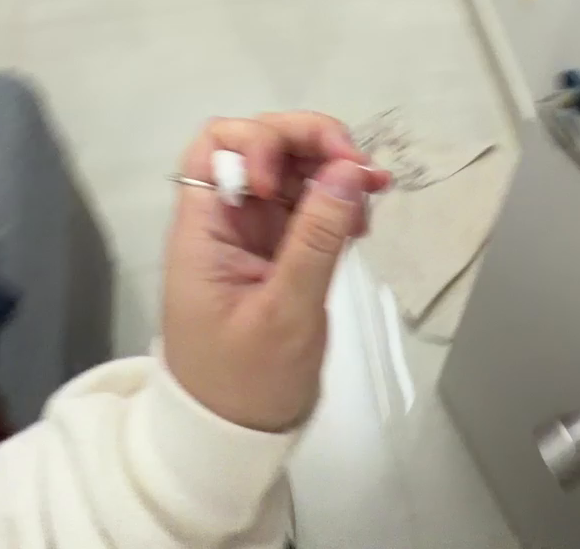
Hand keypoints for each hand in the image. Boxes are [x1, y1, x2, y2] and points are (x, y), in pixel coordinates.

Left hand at [162, 113, 392, 432]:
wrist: (236, 437)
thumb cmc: (246, 382)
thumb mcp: (286, 312)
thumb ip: (316, 238)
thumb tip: (348, 170)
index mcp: (205, 227)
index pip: (218, 144)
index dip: (259, 142)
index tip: (289, 183)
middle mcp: (228, 216)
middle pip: (264, 143)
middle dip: (312, 142)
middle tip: (359, 167)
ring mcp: (257, 228)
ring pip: (294, 167)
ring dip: (334, 167)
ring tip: (373, 192)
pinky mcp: (282, 245)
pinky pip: (311, 200)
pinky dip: (339, 197)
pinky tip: (363, 218)